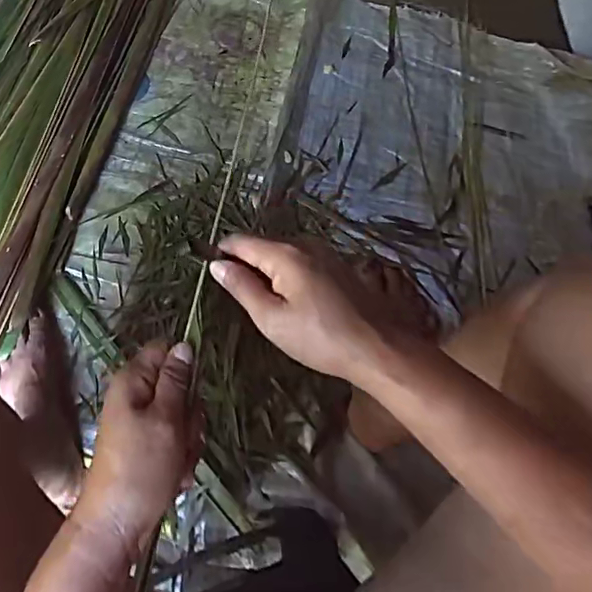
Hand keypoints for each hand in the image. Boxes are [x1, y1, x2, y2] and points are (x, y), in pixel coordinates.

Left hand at [74, 341, 202, 552]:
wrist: (117, 525)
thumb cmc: (141, 468)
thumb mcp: (166, 419)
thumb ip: (177, 381)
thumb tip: (184, 345)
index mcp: (132, 380)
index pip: (164, 351)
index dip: (184, 368)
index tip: (193, 391)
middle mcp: (134, 396)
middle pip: (177, 388)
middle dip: (189, 415)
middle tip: (182, 437)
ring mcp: (139, 424)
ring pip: (180, 418)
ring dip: (187, 442)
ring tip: (177, 462)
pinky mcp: (146, 449)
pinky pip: (174, 443)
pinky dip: (179, 460)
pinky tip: (174, 477)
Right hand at [209, 234, 417, 385]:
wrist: (381, 349)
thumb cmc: (320, 338)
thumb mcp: (272, 320)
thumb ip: (242, 288)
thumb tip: (217, 264)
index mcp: (283, 254)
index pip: (240, 241)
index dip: (221, 252)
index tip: (209, 270)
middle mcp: (303, 244)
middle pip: (262, 245)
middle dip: (245, 262)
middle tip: (236, 294)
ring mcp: (324, 253)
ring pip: (282, 253)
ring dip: (267, 269)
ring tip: (262, 300)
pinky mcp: (338, 266)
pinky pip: (301, 261)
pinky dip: (288, 274)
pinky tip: (292, 300)